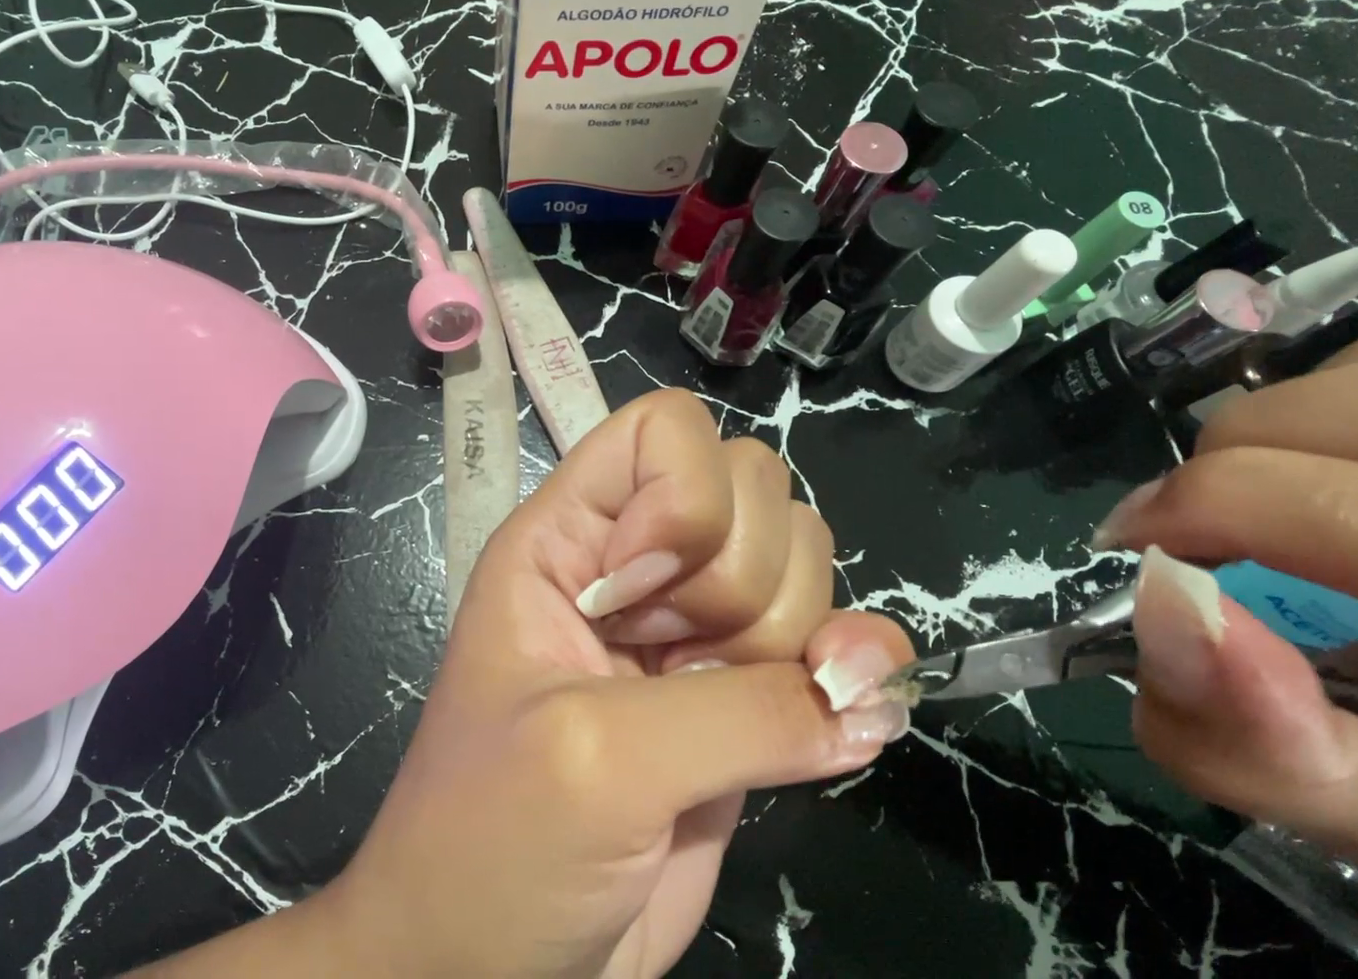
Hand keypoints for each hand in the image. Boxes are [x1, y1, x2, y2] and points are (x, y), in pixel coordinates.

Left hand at [320, 389, 914, 976]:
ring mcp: (694, 635)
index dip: (684, 496)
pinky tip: (850, 715)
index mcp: (565, 544)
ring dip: (794, 632)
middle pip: (752, 492)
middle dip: (743, 580)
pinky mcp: (741, 704)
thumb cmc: (498, 844)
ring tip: (730, 714)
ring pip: (800, 563)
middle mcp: (634, 570)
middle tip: (679, 666)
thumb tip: (868, 689)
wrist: (489, 964)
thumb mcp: (594, 757)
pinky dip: (857, 666)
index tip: (653, 596)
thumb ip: (737, 711)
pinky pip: (832, 642)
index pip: (661, 432)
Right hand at [1092, 309, 1357, 875]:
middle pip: (1305, 415)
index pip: (1304, 506)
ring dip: (1302, 436)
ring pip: (1357, 362)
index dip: (1186, 518)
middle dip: (1232, 478)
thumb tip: (1158, 606)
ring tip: (1340, 507)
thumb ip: (1268, 750)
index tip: (1141, 554)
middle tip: (1246, 546)